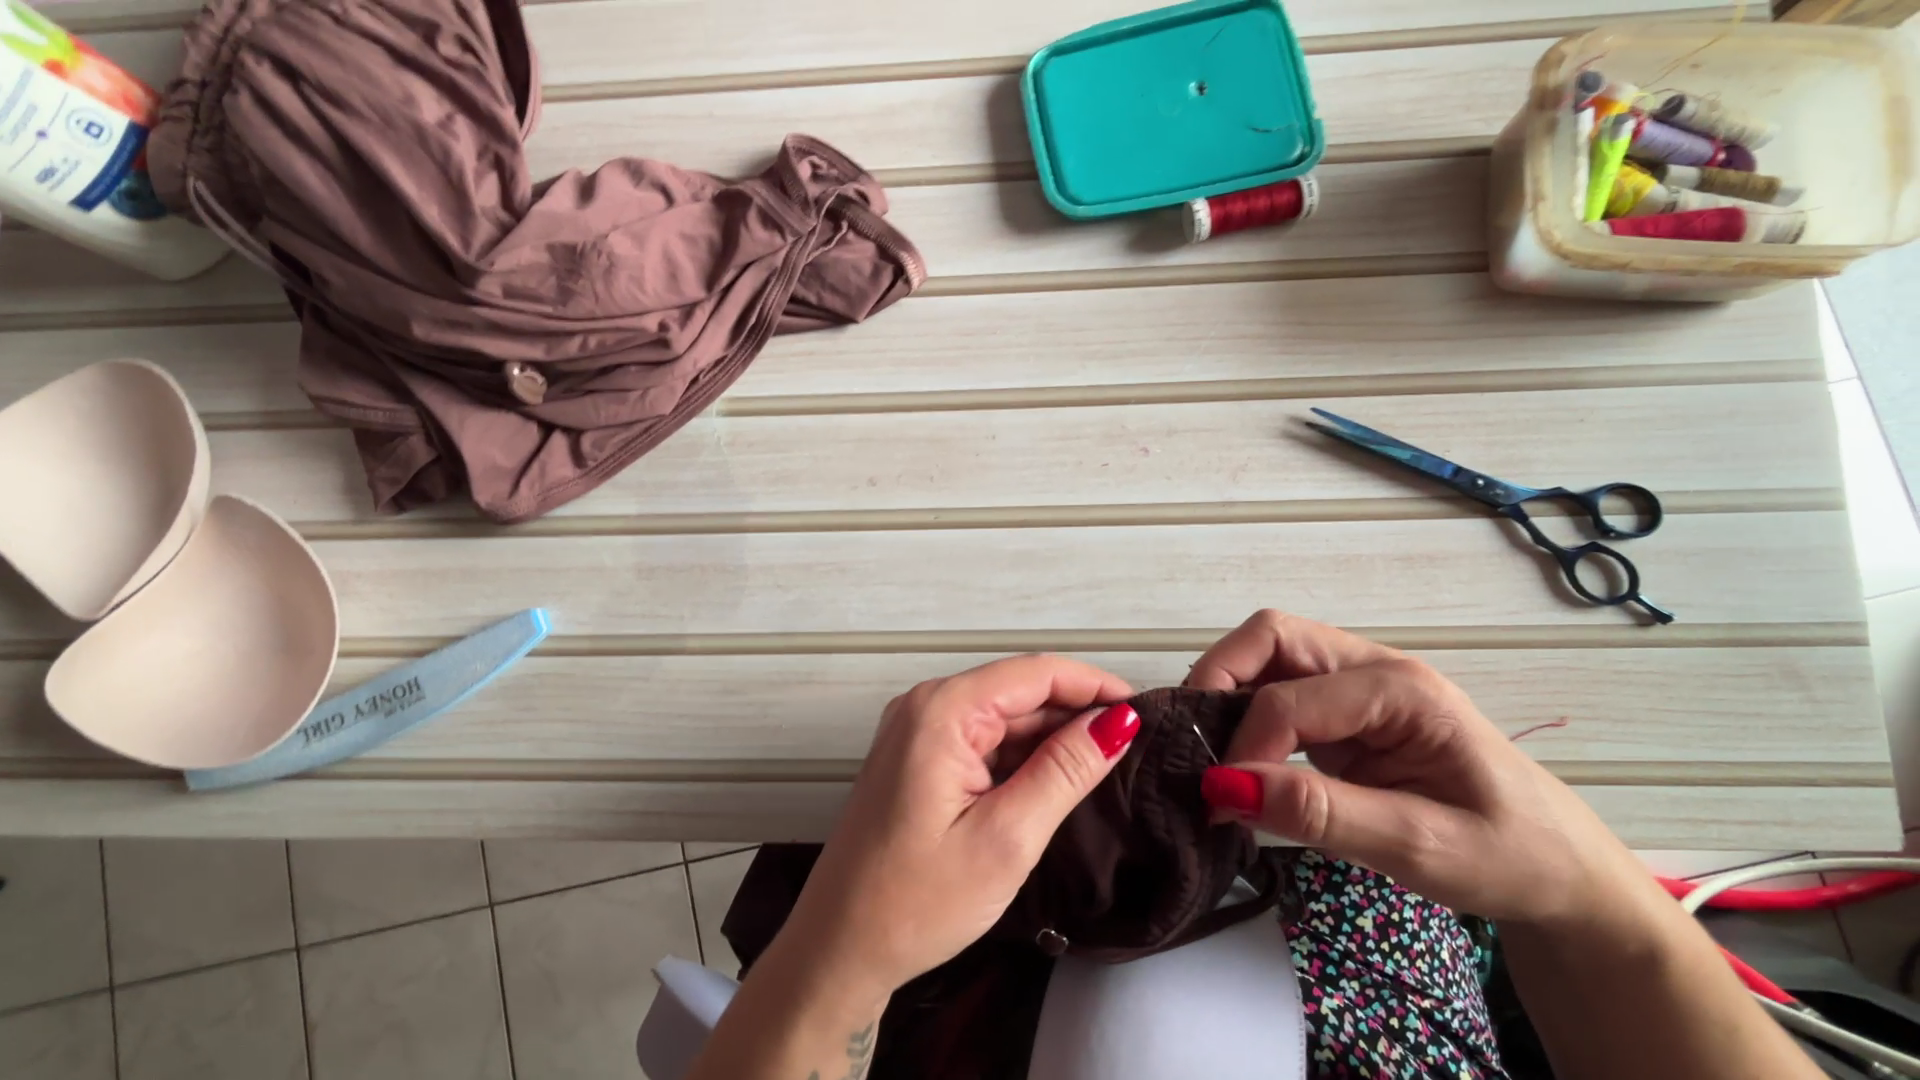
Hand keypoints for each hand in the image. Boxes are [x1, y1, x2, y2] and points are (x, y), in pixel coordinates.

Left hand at [776, 654, 1139, 997]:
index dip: (1096, 685)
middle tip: (1135, 749)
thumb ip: (1065, 771)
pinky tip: (1054, 782)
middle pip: (1019, 690)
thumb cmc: (916, 902)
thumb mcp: (1006, 837)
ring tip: (1104, 768)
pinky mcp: (917, 759)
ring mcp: (917, 732)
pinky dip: (1021, 756)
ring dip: (1052, 737)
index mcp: (941, 712)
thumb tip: (1119, 722)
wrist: (839, 949)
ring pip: (1003, 716)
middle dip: (1077, 713)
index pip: (1035, 673)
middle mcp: (925, 707)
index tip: (1146, 712)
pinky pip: (982, 740)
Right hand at [1187, 610, 1644, 926]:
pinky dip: (1244, 714)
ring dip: (1227, 692)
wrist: (1562, 875)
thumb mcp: (1420, 847)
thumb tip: (1222, 787)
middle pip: (1272, 637)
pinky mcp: (1346, 714)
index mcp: (1402, 691)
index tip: (1222, 801)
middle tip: (1193, 744)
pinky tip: (1236, 758)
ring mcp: (1359, 688)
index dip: (1245, 744)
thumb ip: (1320, 813)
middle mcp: (1375, 671)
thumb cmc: (1510, 859)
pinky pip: (1278, 691)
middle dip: (1219, 678)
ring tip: (1207, 752)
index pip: (1291, 696)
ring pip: (1269, 656)